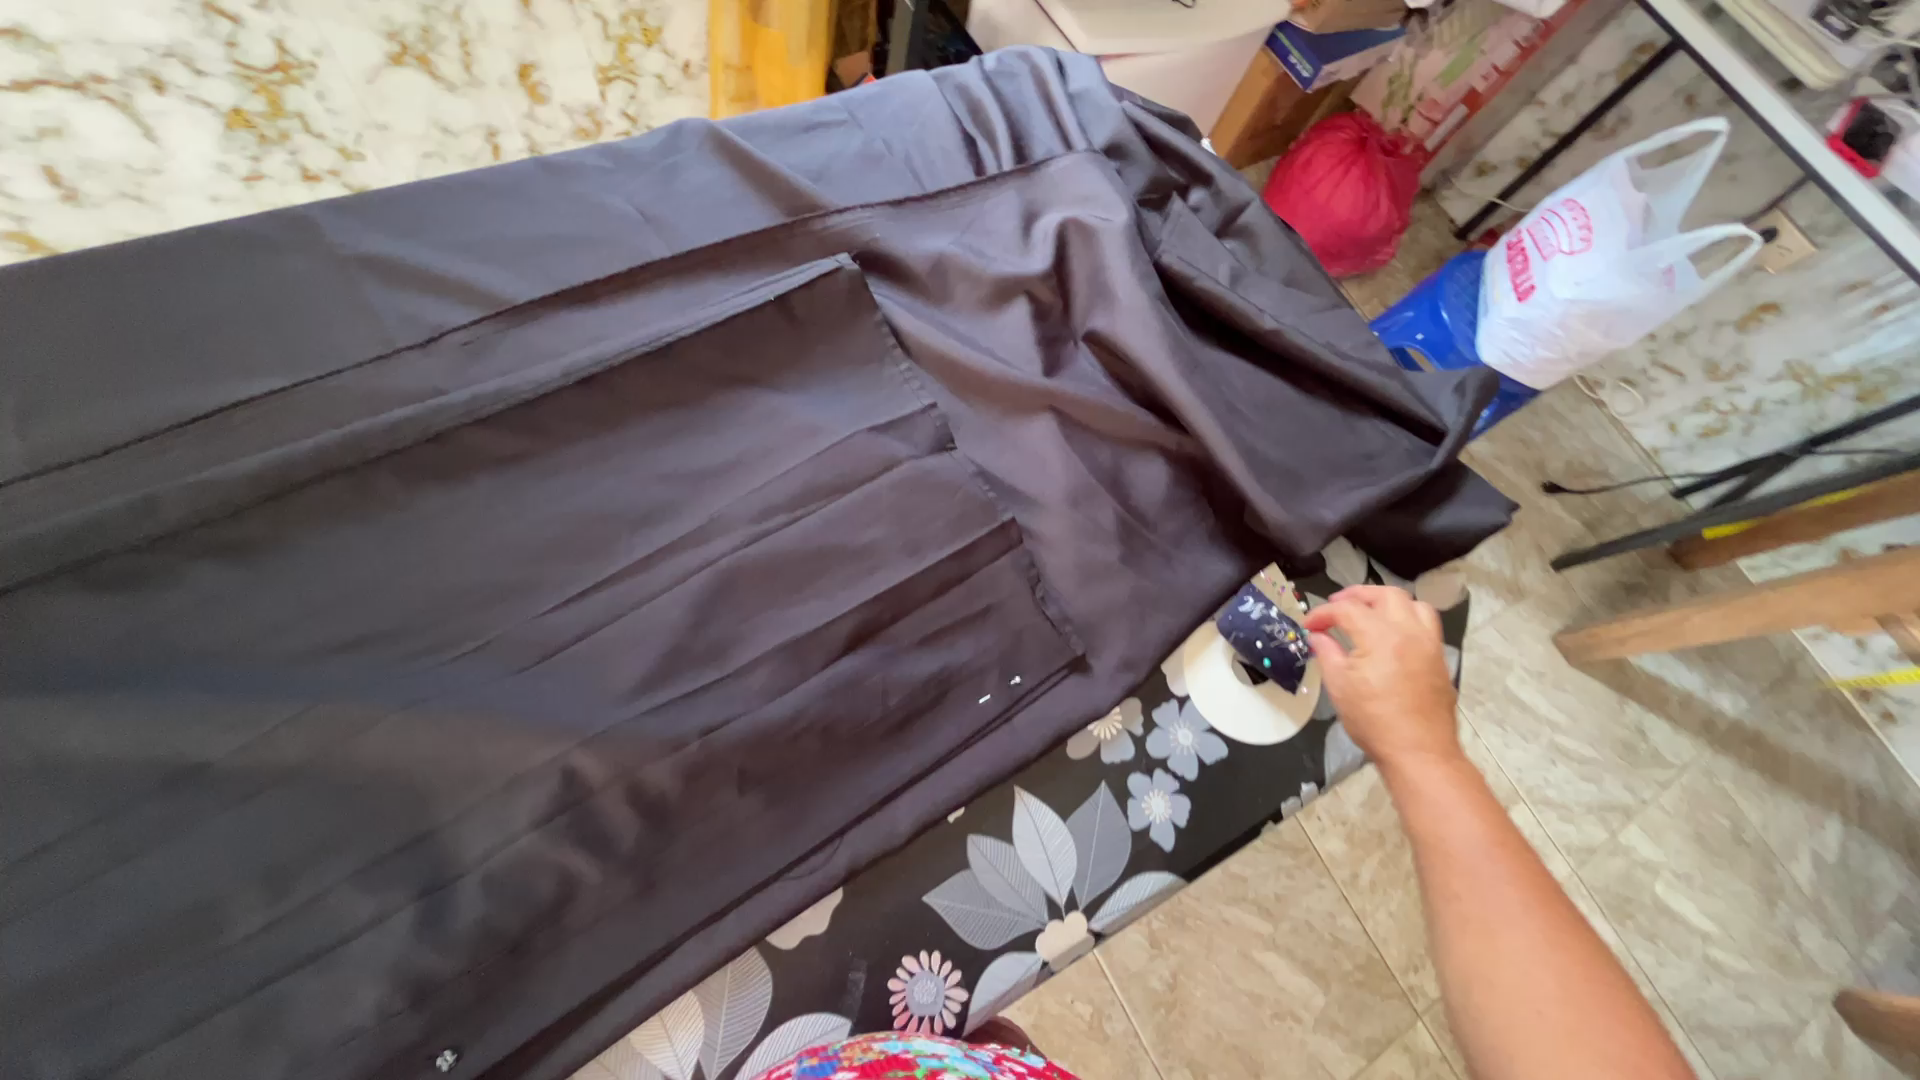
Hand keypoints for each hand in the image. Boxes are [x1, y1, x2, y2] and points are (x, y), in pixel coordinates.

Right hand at [1300, 585, 1459, 769]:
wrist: (1418, 750)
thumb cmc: (1373, 720)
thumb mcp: (1339, 685)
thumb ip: (1327, 653)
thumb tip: (1317, 636)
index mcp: (1380, 637)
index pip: (1347, 610)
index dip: (1323, 614)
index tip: (1309, 626)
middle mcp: (1409, 632)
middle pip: (1385, 595)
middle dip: (1357, 595)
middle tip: (1337, 606)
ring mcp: (1429, 644)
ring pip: (1413, 604)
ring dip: (1387, 602)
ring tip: (1369, 613)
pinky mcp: (1439, 658)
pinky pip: (1426, 623)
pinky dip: (1406, 617)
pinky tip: (1391, 634)